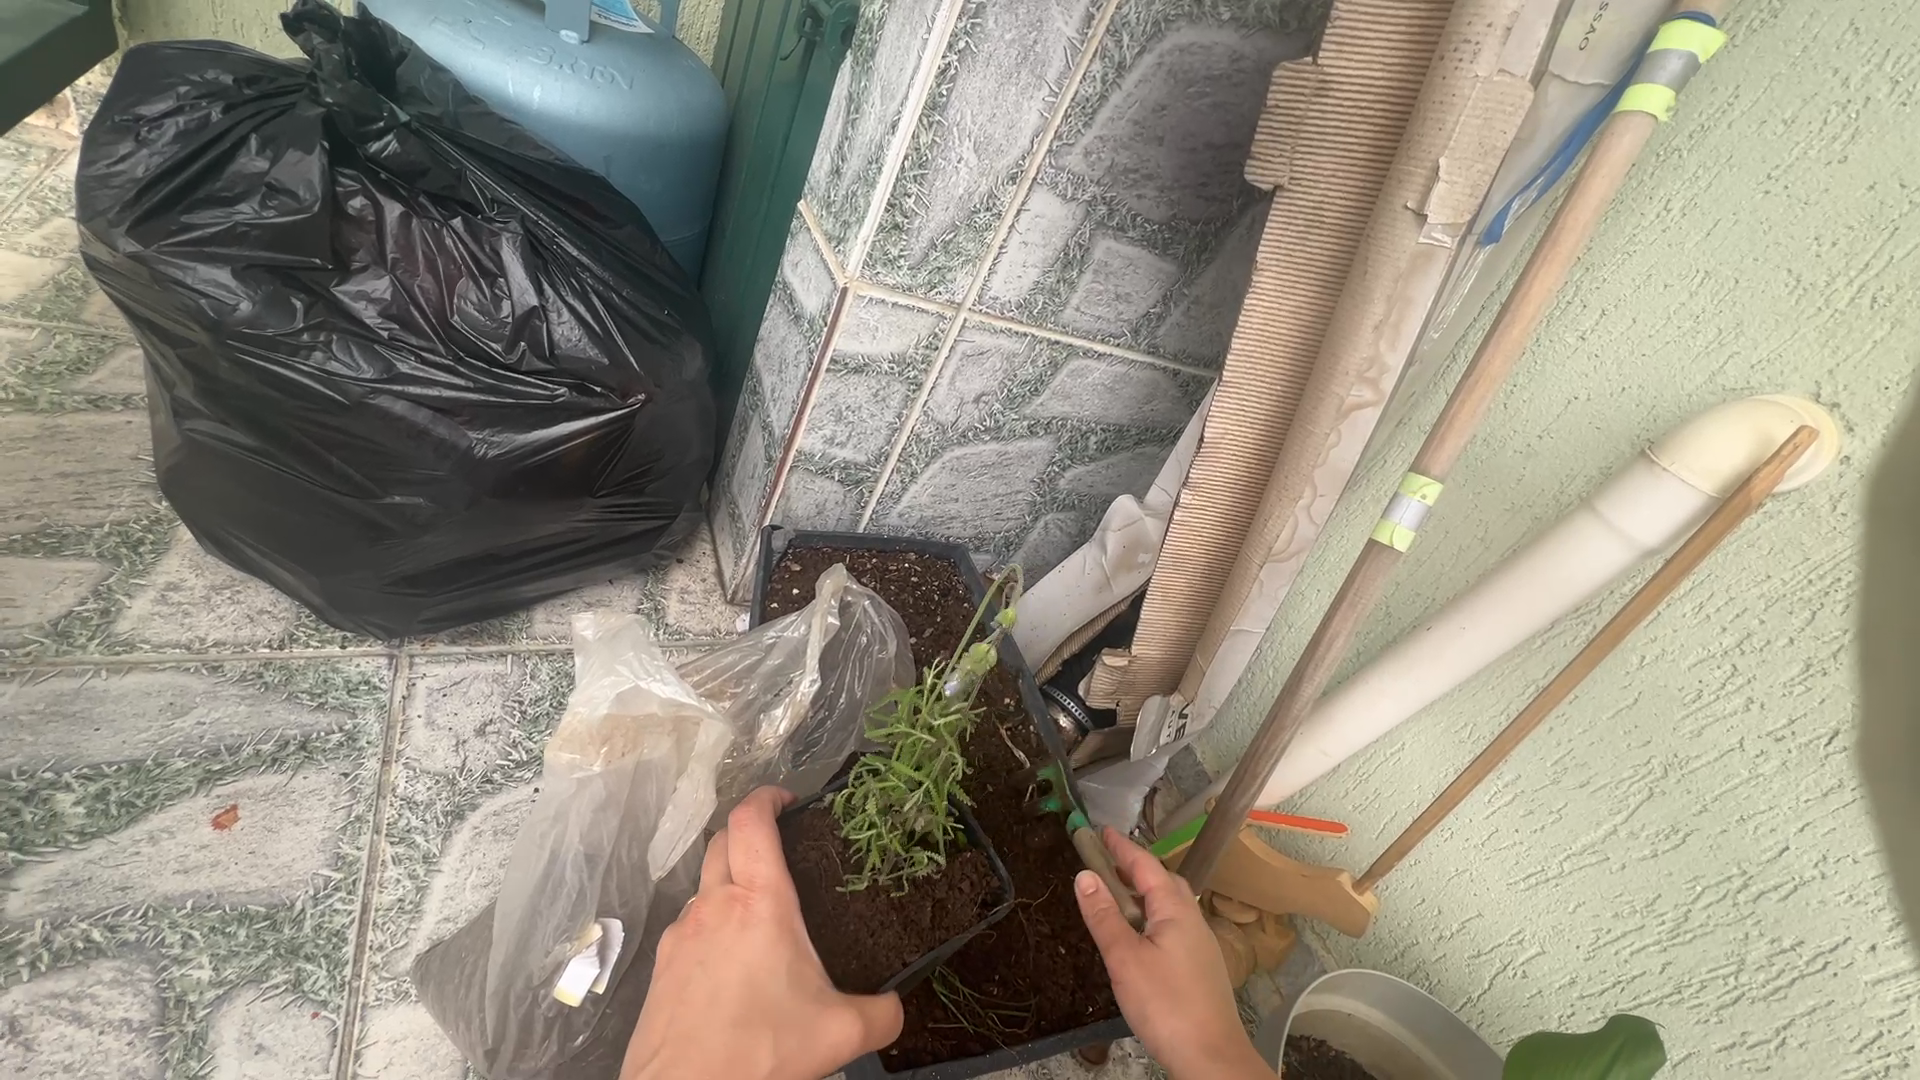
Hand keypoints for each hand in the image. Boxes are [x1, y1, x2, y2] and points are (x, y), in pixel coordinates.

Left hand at [622, 786, 902, 1079]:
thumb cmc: (760, 1053)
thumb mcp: (839, 1033)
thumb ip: (881, 1012)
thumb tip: (898, 1007)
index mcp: (759, 900)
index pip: (751, 819)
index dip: (767, 796)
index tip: (788, 800)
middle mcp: (714, 905)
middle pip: (722, 839)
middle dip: (748, 830)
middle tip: (779, 848)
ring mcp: (681, 935)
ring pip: (703, 884)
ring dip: (727, 881)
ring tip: (757, 913)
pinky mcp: (661, 969)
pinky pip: (687, 926)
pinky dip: (708, 924)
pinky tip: (728, 964)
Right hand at [1074, 827, 1274, 1079]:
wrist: (1213, 1061)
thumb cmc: (1166, 1005)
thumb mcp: (1124, 959)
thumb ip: (1103, 915)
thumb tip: (1084, 874)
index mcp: (1175, 908)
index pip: (1145, 864)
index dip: (1122, 846)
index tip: (1101, 830)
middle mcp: (1192, 918)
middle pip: (1162, 880)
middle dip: (1134, 866)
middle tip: (1106, 861)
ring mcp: (1201, 944)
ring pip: (1170, 904)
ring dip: (1144, 892)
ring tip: (1118, 895)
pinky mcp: (1202, 967)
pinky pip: (1174, 924)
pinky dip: (1153, 915)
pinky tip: (1140, 935)